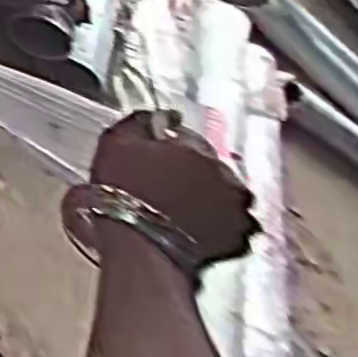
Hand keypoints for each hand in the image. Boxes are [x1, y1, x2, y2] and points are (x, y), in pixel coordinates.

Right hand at [90, 111, 256, 265]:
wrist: (142, 242)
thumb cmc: (124, 186)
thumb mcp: (116, 143)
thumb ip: (139, 123)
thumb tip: (159, 115)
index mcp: (197, 149)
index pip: (187, 134)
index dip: (168, 140)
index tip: (152, 148)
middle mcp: (227, 177)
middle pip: (210, 164)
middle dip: (193, 167)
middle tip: (167, 175)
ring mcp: (239, 211)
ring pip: (224, 193)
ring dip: (207, 193)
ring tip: (181, 201)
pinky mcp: (241, 241)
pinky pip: (229, 221)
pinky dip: (215, 218)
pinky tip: (193, 222)